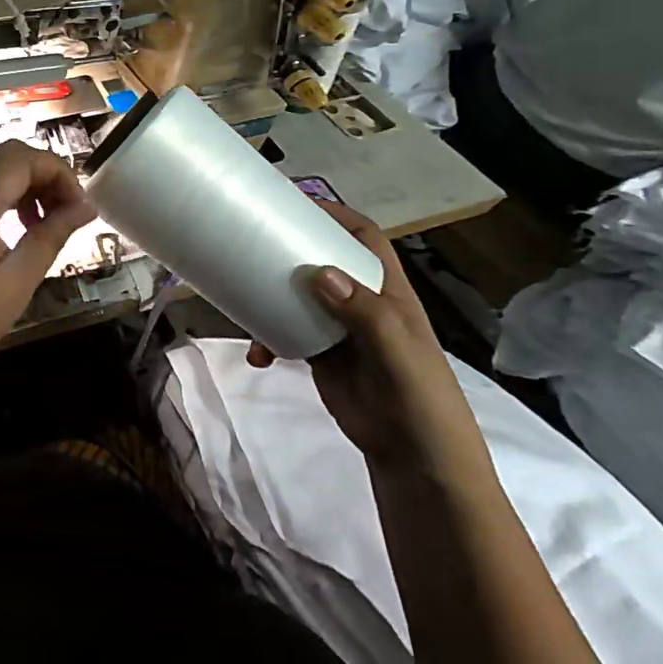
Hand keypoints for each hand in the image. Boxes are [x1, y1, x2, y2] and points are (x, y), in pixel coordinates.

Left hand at [0, 140, 96, 403]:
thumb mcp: (16, 284)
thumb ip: (51, 237)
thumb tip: (87, 207)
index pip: (22, 160)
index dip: (59, 173)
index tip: (80, 206)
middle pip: (10, 154)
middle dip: (47, 174)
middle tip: (69, 211)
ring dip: (31, 182)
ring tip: (51, 221)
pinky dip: (11, 191)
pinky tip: (25, 224)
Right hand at [248, 200, 460, 463]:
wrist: (414, 458)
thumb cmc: (418, 397)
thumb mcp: (397, 351)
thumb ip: (364, 312)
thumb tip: (319, 272)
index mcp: (385, 290)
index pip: (364, 237)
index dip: (337, 216)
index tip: (299, 205)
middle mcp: (360, 301)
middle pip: (324, 259)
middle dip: (293, 250)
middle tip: (255, 240)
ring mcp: (338, 328)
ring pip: (299, 296)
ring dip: (272, 296)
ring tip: (244, 301)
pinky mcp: (320, 355)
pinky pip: (286, 334)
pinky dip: (269, 340)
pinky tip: (258, 356)